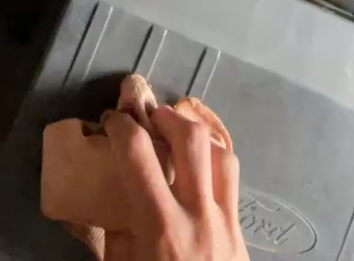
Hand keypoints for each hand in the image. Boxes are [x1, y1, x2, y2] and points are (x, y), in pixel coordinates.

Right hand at [100, 105, 248, 260]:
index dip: (120, 125)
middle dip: (165, 117)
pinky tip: (198, 173)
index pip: (137, 151)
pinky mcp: (243, 236)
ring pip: (222, 155)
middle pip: (190, 138)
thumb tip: (110, 194)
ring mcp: (227, 225)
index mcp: (161, 229)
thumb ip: (117, 232)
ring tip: (177, 136)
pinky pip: (232, 183)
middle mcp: (199, 217)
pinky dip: (214, 164)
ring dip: (196, 136)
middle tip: (148, 119)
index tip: (110, 123)